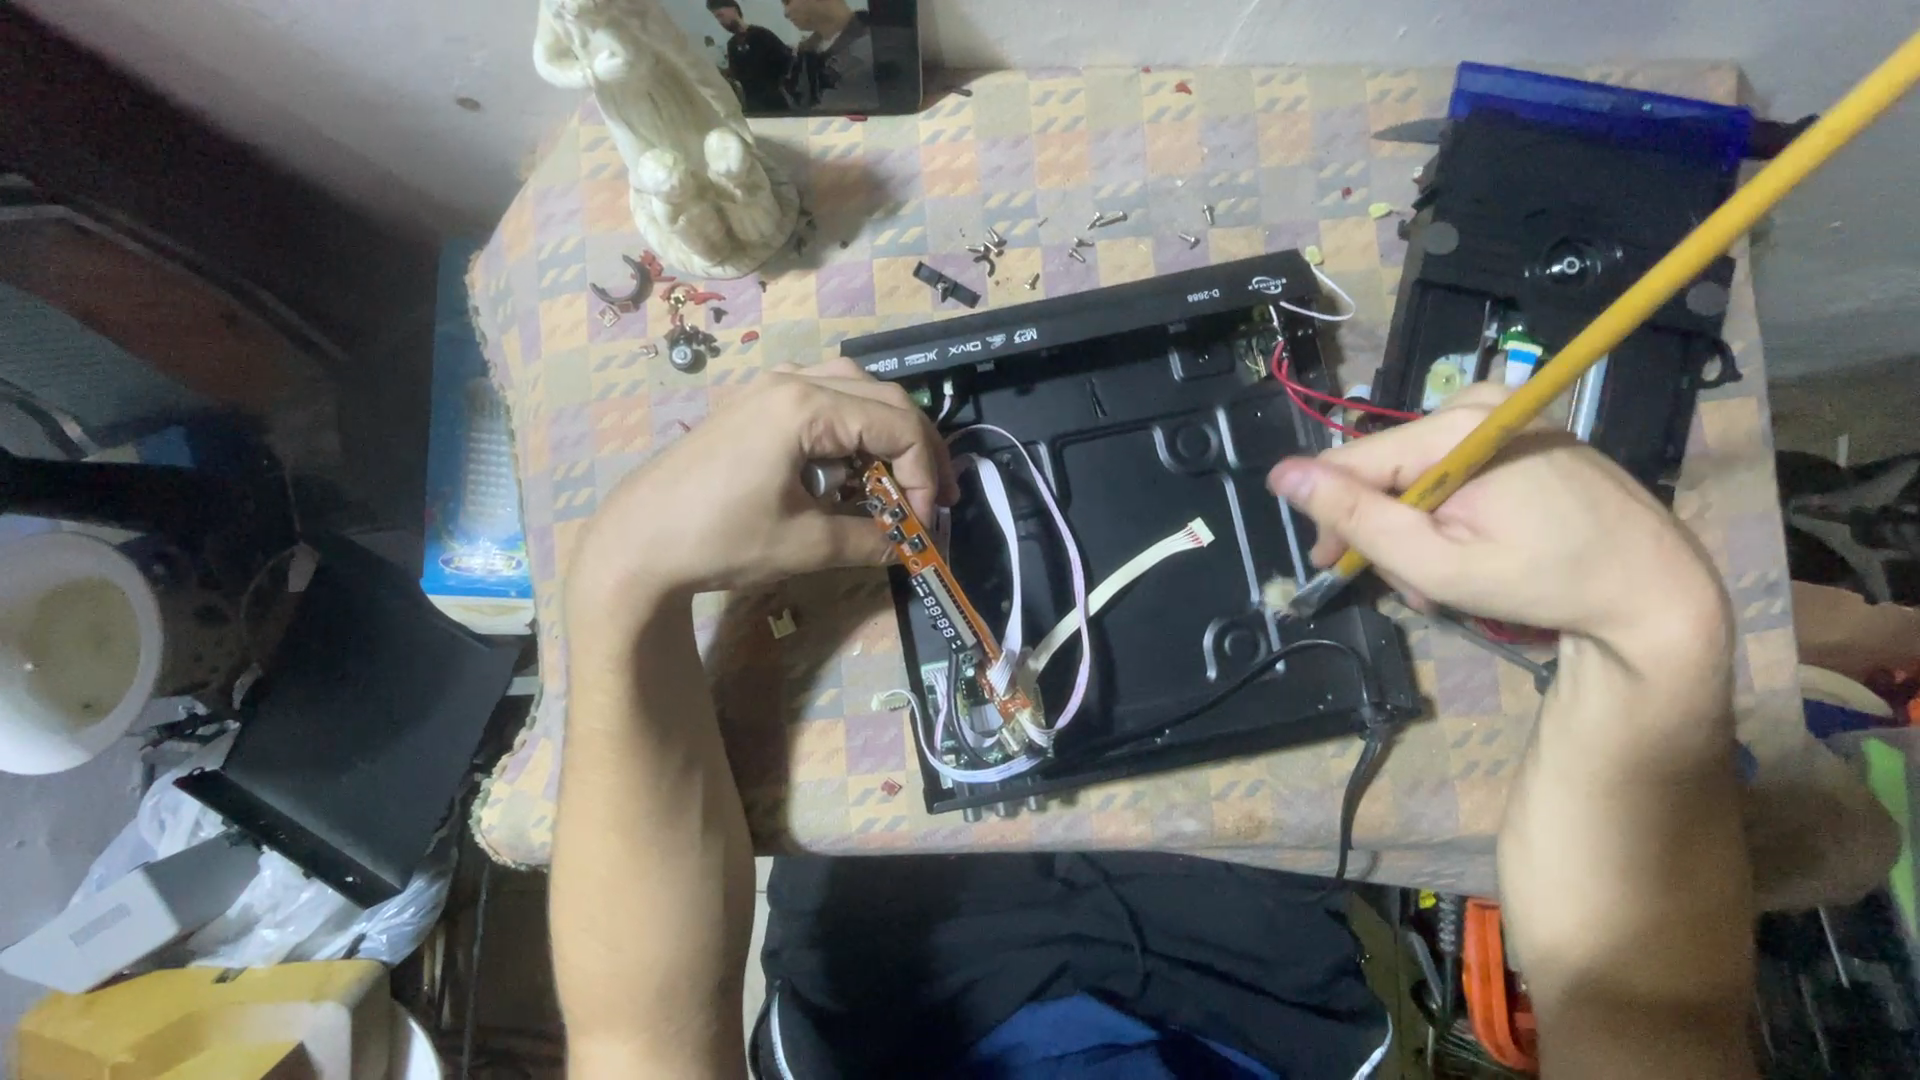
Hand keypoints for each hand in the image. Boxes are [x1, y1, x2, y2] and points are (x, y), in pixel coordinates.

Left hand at [566, 358, 956, 633]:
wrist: (638, 542)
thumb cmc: (720, 540)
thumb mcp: (807, 545)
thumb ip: (871, 540)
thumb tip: (912, 546)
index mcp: (806, 407)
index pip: (898, 425)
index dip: (924, 474)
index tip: (923, 523)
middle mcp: (792, 381)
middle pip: (884, 398)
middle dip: (918, 448)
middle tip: (932, 497)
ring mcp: (769, 387)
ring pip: (855, 388)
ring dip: (887, 430)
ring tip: (898, 476)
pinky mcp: (755, 403)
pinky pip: (823, 396)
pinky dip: (852, 426)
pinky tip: (851, 462)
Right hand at [1266, 384, 1728, 669]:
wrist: (1654, 592)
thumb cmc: (1545, 583)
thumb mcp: (1434, 563)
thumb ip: (1355, 517)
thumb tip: (1281, 474)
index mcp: (1456, 428)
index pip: (1350, 462)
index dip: (1330, 516)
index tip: (1334, 565)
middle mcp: (1478, 402)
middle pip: (1382, 466)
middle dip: (1381, 527)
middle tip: (1406, 582)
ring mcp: (1505, 412)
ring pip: (1410, 469)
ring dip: (1411, 525)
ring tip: (1440, 573)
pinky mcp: (1521, 428)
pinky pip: (1447, 463)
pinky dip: (1442, 508)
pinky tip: (1464, 543)